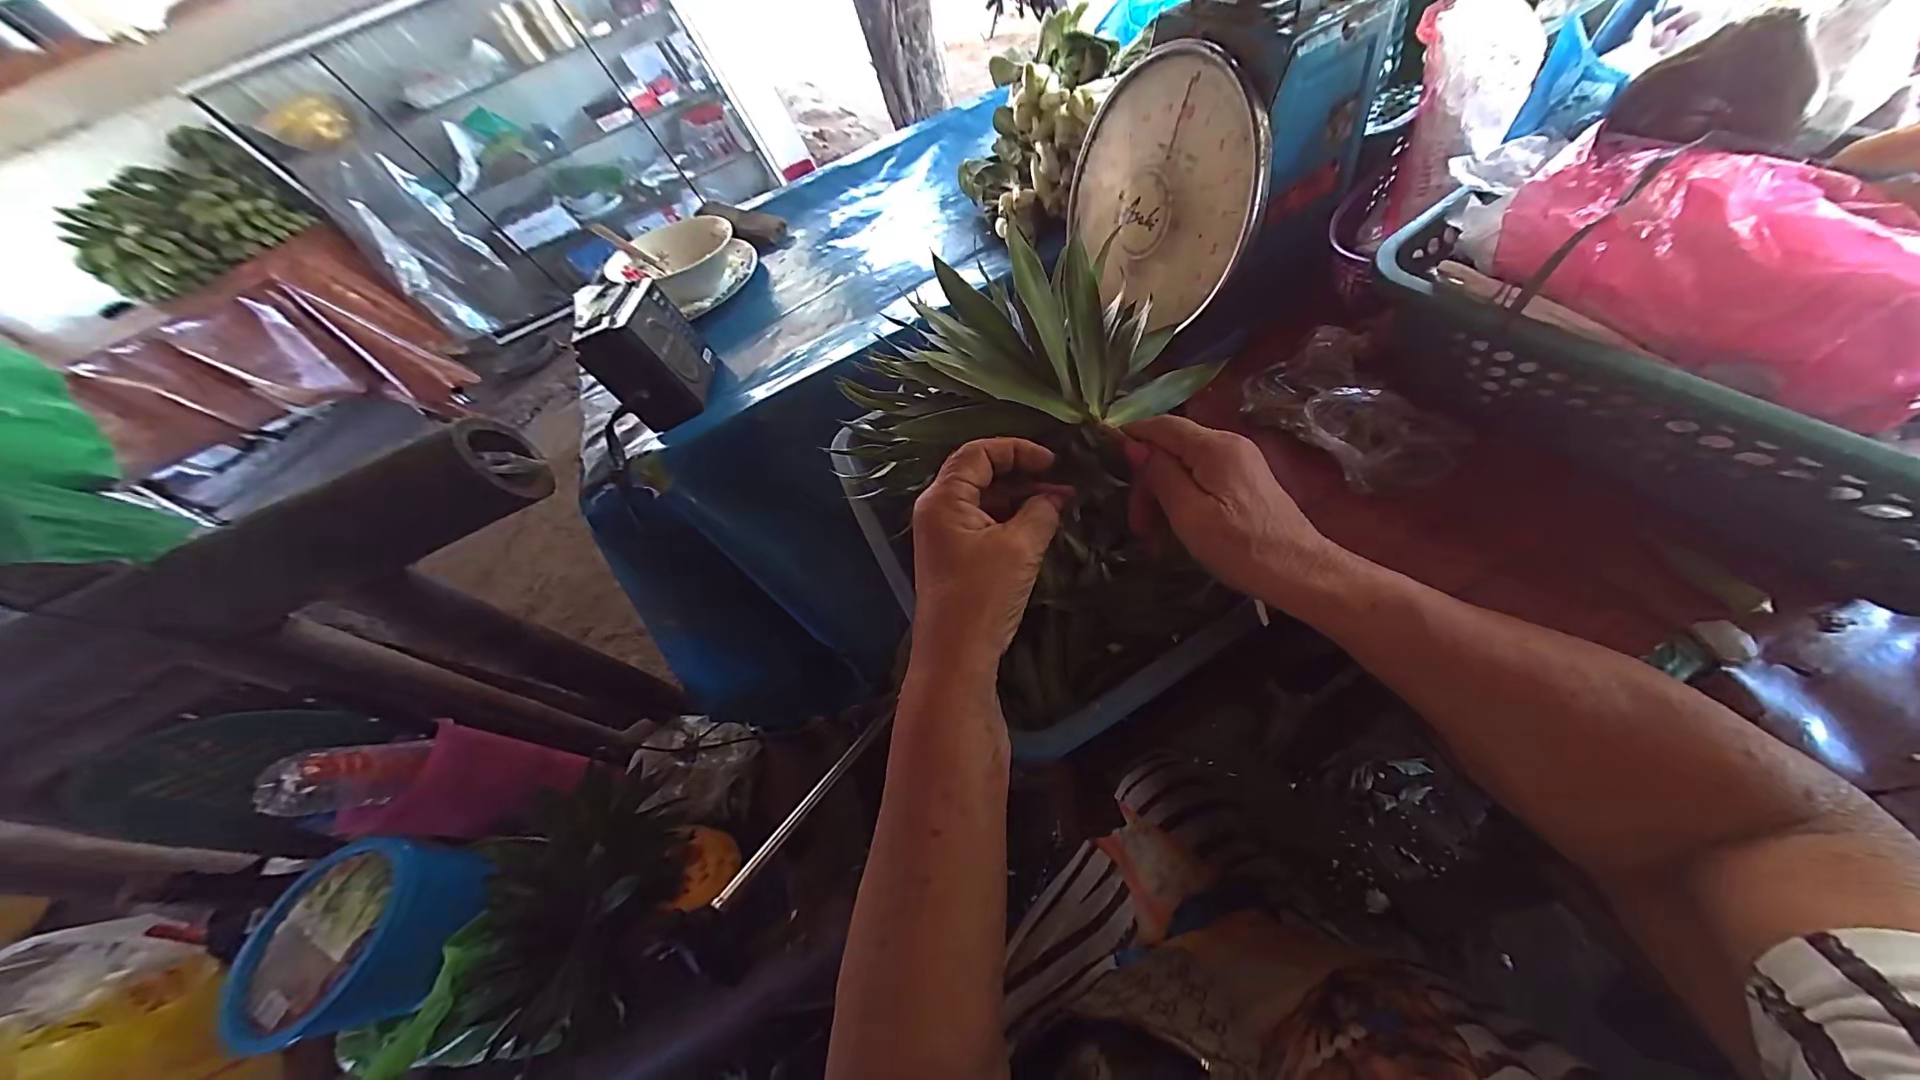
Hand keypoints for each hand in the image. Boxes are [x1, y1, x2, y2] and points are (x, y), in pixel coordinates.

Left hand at [910, 438, 1070, 670]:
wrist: (956, 657)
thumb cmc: (982, 596)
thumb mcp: (1020, 547)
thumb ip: (1041, 510)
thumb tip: (1058, 494)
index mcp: (943, 499)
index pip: (977, 452)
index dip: (1017, 449)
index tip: (1053, 460)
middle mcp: (938, 510)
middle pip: (979, 473)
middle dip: (1022, 473)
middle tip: (1061, 482)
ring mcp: (945, 534)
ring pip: (985, 499)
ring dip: (1020, 497)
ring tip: (1060, 503)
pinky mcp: (956, 555)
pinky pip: (985, 523)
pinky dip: (1012, 519)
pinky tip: (1041, 524)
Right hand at [1121, 415, 1342, 602]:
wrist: (1301, 573)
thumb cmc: (1241, 548)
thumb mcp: (1189, 514)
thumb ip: (1160, 474)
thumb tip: (1132, 444)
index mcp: (1214, 447)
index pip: (1161, 425)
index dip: (1129, 437)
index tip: (1102, 459)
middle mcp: (1228, 444)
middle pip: (1170, 448)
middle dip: (1146, 481)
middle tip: (1136, 525)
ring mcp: (1239, 462)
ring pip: (1183, 466)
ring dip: (1161, 496)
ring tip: (1153, 537)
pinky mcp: (1243, 481)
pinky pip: (1200, 479)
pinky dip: (1180, 500)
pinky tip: (1174, 529)